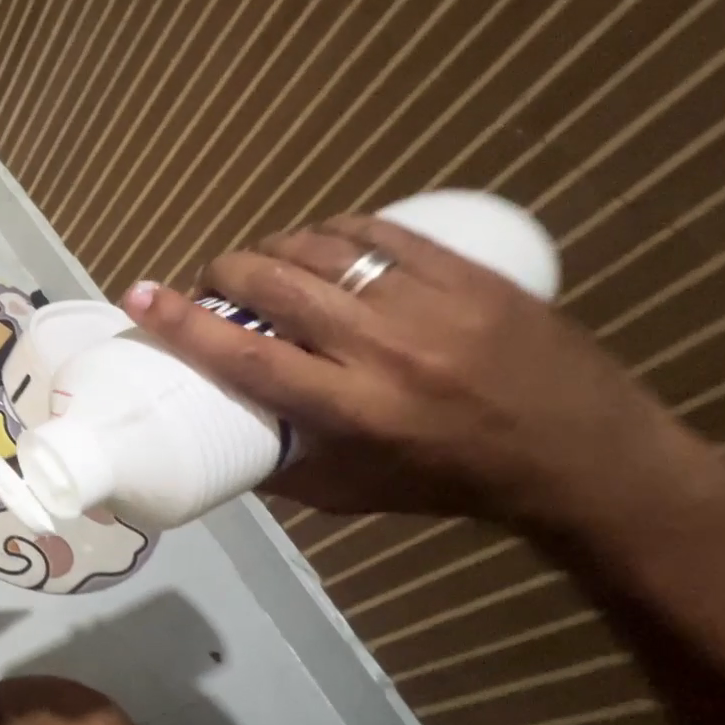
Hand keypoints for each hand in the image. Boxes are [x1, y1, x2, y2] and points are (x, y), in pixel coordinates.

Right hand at [122, 214, 710, 529]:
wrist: (585, 458)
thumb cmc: (444, 482)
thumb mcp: (345, 493)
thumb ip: (272, 463)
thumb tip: (211, 431)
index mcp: (349, 411)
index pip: (245, 354)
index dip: (182, 321)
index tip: (139, 294)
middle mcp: (383, 351)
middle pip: (273, 285)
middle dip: (222, 273)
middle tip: (214, 285)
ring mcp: (431, 304)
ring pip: (318, 249)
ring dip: (271, 251)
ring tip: (265, 267)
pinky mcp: (467, 273)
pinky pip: (374, 230)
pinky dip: (327, 233)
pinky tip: (318, 247)